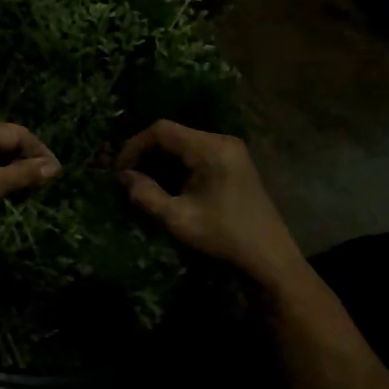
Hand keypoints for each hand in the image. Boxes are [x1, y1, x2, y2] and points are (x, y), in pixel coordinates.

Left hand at [0, 115, 60, 255]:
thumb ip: (23, 174)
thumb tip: (54, 167)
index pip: (17, 133)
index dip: (39, 153)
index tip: (56, 177)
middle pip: (6, 142)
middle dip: (25, 164)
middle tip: (41, 189)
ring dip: (12, 173)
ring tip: (25, 194)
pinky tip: (5, 195)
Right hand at [116, 120, 305, 291]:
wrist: (268, 257)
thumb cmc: (222, 236)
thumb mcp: (177, 219)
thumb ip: (145, 195)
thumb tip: (125, 178)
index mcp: (210, 149)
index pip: (161, 131)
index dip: (134, 146)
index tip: (119, 172)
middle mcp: (222, 142)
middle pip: (173, 135)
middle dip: (146, 154)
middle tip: (127, 179)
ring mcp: (231, 152)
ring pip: (183, 145)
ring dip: (160, 161)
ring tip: (143, 184)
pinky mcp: (234, 164)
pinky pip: (197, 155)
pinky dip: (177, 166)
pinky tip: (166, 186)